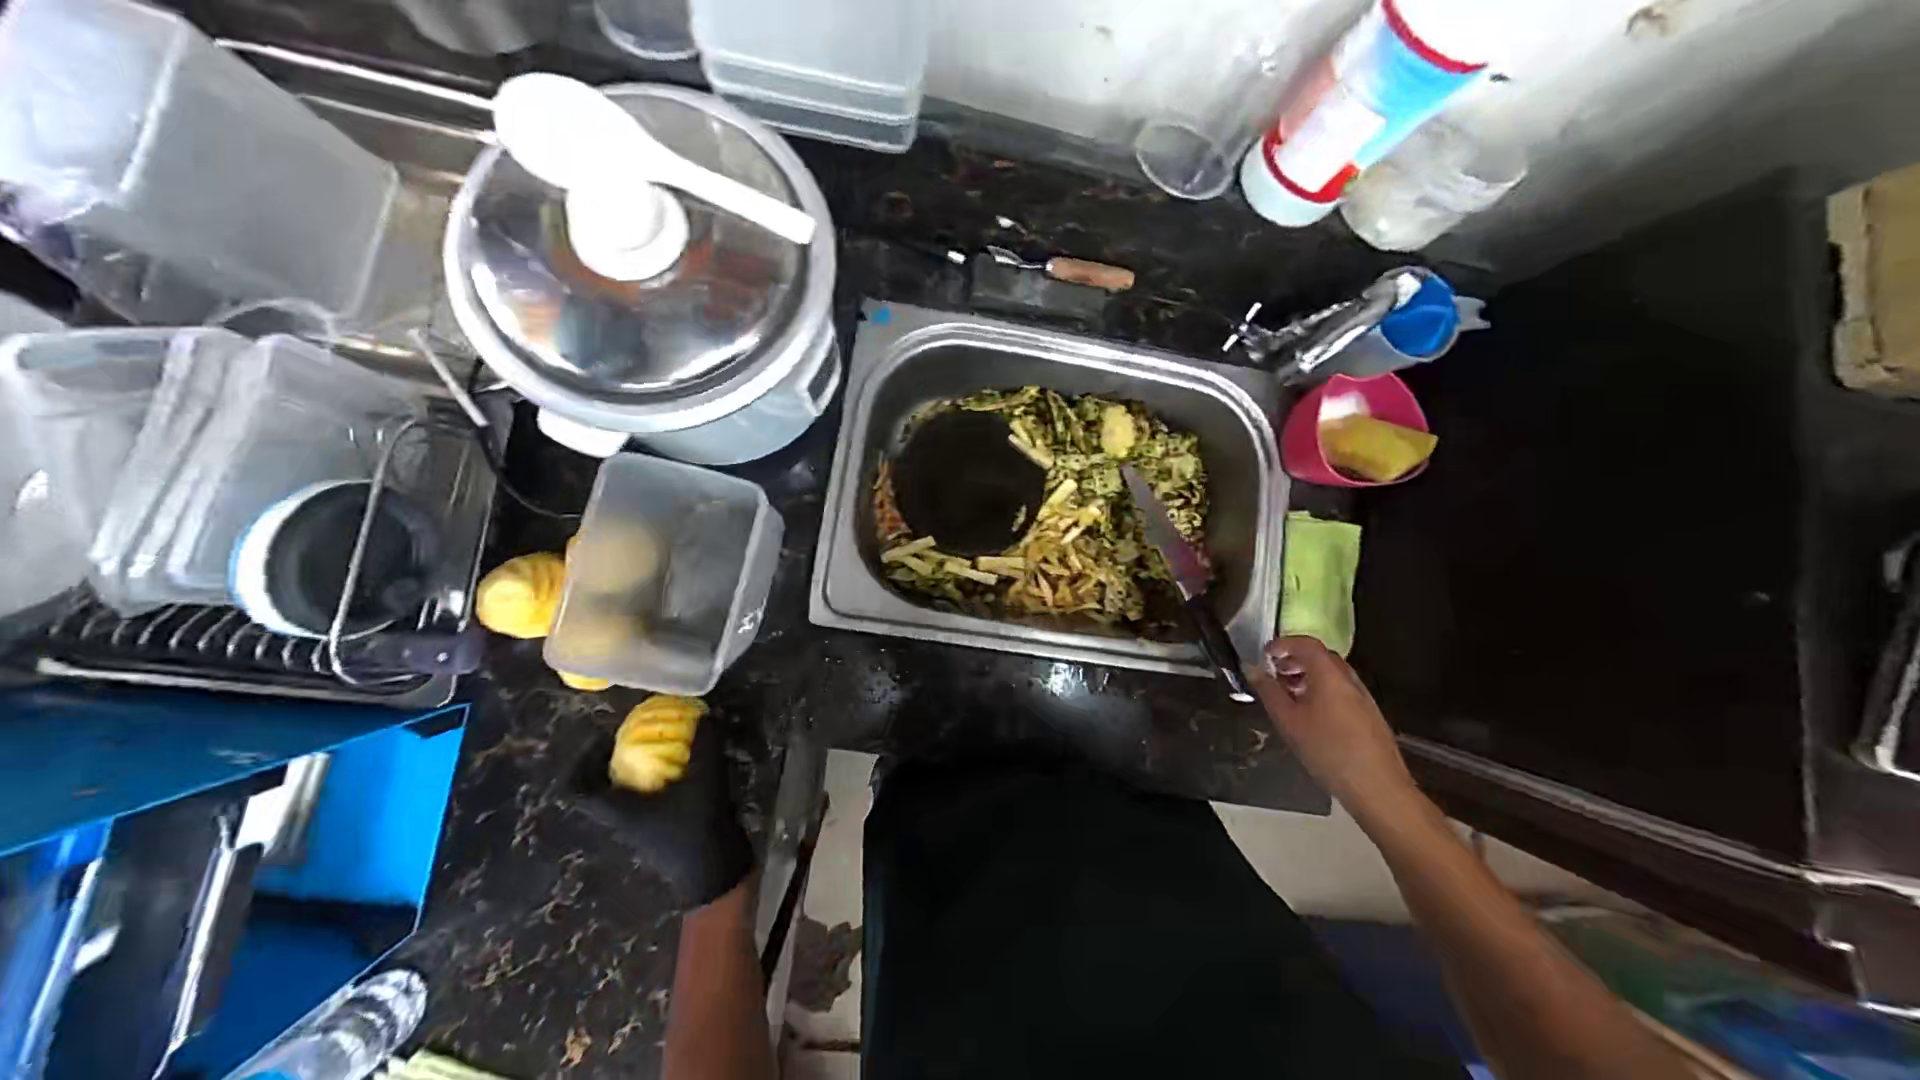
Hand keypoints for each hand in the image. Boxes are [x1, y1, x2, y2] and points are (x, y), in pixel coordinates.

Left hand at [561, 716, 752, 908]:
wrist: (716, 874)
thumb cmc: (697, 828)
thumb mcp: (705, 778)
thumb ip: (705, 744)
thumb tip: (707, 713)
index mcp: (618, 809)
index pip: (576, 788)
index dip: (581, 758)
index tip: (604, 736)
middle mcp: (625, 819)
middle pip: (603, 787)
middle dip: (617, 757)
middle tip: (639, 734)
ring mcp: (645, 828)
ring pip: (629, 793)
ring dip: (643, 768)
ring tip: (668, 746)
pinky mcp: (666, 831)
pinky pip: (654, 798)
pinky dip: (665, 779)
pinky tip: (692, 768)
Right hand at [1245, 636, 1420, 824]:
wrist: (1377, 787)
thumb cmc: (1327, 750)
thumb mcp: (1287, 720)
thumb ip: (1268, 691)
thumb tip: (1252, 669)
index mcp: (1330, 676)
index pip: (1307, 644)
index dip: (1283, 643)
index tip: (1265, 653)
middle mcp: (1350, 681)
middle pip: (1322, 657)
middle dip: (1295, 660)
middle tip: (1274, 673)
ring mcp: (1364, 698)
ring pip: (1333, 675)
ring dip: (1308, 676)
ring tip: (1288, 695)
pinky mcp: (1370, 715)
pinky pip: (1342, 691)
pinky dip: (1322, 691)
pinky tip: (1310, 715)